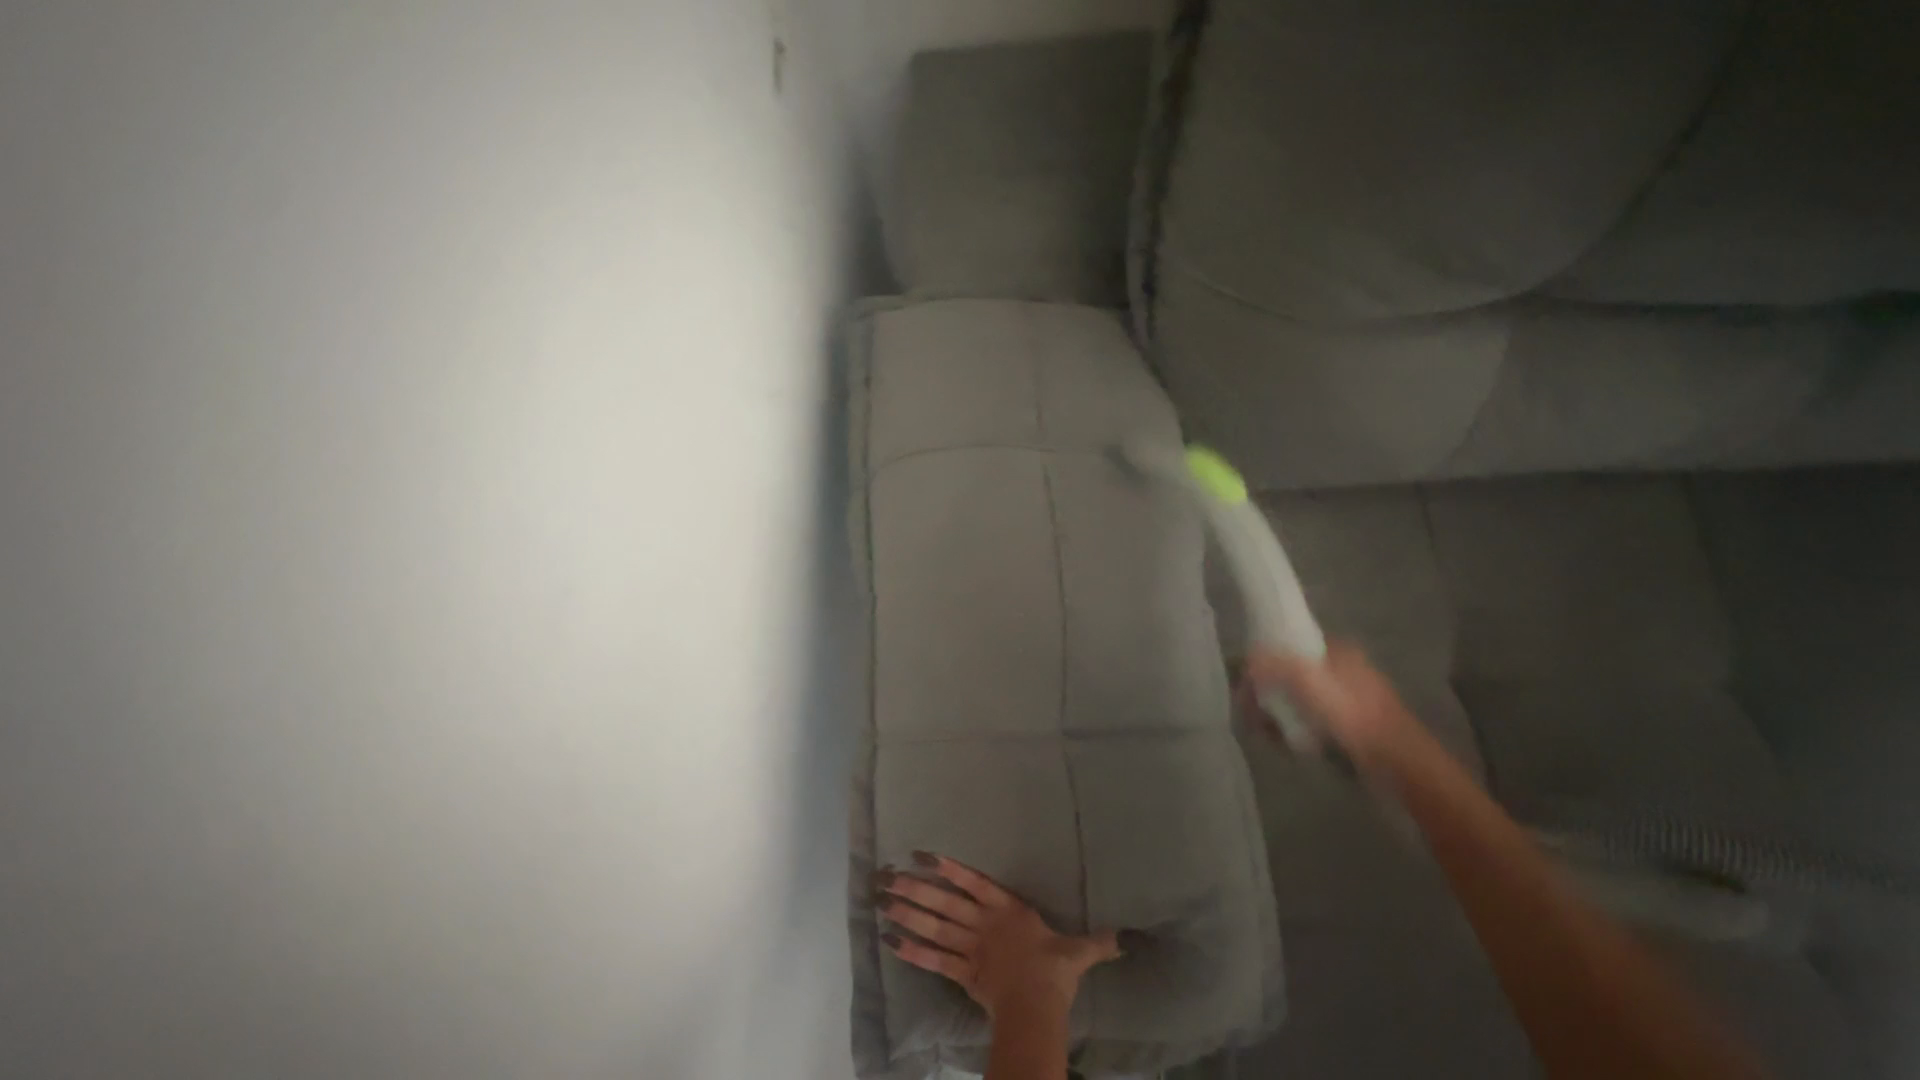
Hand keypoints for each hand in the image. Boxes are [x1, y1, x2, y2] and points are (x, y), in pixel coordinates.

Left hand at [875, 852, 1123, 1018]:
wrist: (1039, 1004)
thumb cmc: (1056, 971)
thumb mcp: (1078, 952)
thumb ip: (1096, 942)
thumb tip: (1124, 938)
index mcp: (1010, 910)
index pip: (976, 883)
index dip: (952, 869)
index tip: (925, 855)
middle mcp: (984, 924)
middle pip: (945, 903)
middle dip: (915, 888)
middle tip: (887, 877)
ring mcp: (970, 948)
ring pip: (934, 927)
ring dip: (908, 914)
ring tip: (882, 902)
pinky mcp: (962, 973)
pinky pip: (934, 961)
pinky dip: (913, 952)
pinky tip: (892, 942)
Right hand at [1243, 642, 1430, 770]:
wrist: (1398, 764)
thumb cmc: (1353, 717)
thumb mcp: (1309, 683)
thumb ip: (1275, 666)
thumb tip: (1247, 660)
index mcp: (1337, 652)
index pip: (1289, 645)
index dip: (1263, 661)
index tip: (1246, 684)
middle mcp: (1341, 671)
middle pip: (1290, 675)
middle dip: (1266, 694)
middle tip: (1251, 716)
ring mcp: (1345, 701)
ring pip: (1298, 702)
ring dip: (1277, 716)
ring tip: (1266, 734)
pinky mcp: (1347, 729)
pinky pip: (1309, 724)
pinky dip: (1293, 732)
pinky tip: (1284, 746)